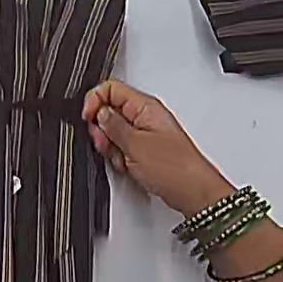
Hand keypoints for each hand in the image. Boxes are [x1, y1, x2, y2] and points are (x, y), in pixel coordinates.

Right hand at [82, 80, 232, 216]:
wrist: (193, 192)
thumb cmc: (175, 168)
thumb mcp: (135, 144)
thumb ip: (113, 125)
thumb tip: (99, 113)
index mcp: (145, 106)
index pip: (110, 89)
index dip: (95, 101)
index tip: (89, 119)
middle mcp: (146, 116)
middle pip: (110, 110)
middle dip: (102, 129)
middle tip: (105, 143)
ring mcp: (146, 133)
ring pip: (114, 131)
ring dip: (111, 146)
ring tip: (122, 158)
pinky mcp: (146, 150)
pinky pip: (123, 147)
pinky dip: (120, 157)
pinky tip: (127, 166)